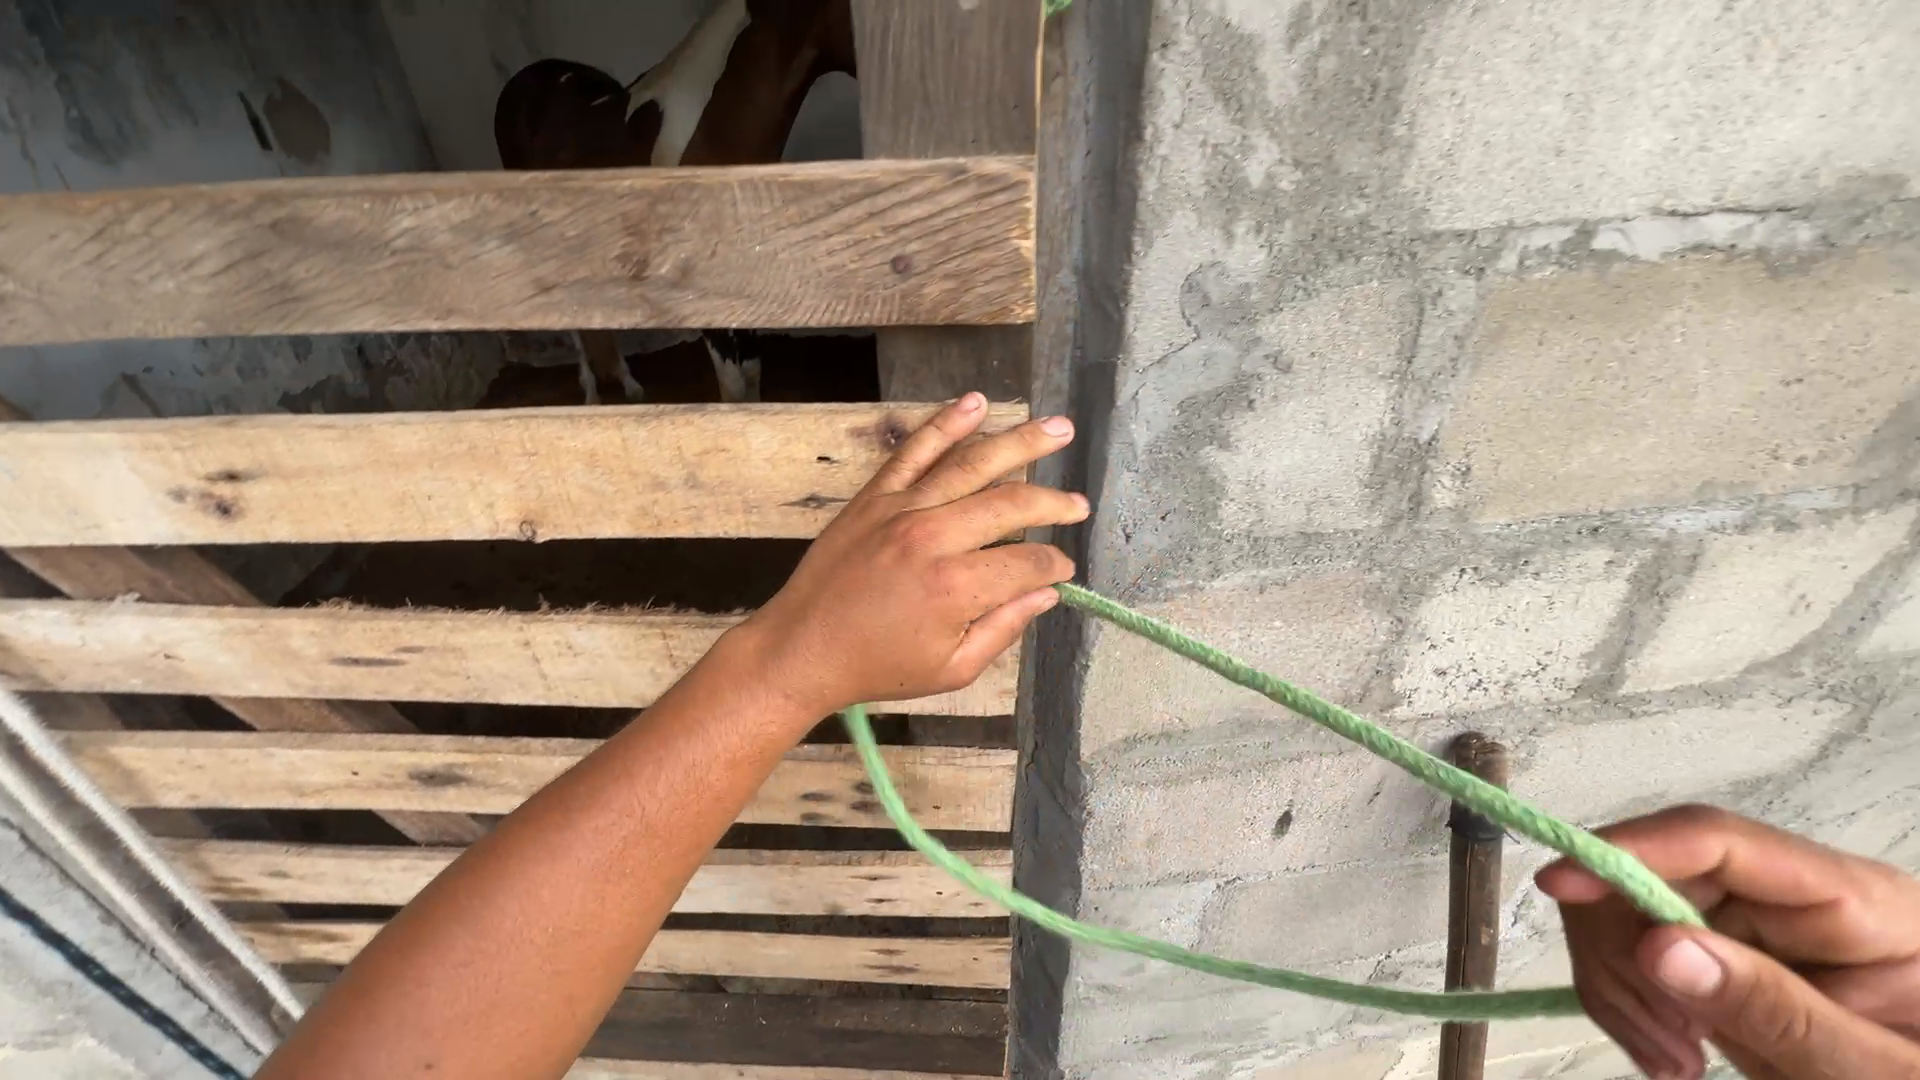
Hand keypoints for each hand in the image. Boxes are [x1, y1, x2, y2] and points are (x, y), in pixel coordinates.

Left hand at [734, 392, 1085, 720]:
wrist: (802, 647)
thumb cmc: (879, 666)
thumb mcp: (952, 670)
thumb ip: (1005, 629)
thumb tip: (1047, 593)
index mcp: (955, 587)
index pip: (1027, 561)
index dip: (1054, 564)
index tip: (1063, 568)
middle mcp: (933, 537)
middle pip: (1011, 503)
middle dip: (1054, 503)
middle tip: (1080, 505)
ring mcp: (902, 508)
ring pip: (973, 463)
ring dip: (1022, 442)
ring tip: (1061, 428)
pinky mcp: (875, 495)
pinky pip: (916, 450)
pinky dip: (946, 424)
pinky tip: (976, 403)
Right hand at [1536, 805, 1919, 1078]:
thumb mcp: (1891, 1076)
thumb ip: (1787, 1014)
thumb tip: (1657, 947)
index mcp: (1853, 901)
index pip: (1714, 840)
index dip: (1628, 851)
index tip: (1557, 888)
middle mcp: (1780, 895)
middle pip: (1646, 876)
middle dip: (1624, 951)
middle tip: (1662, 1040)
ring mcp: (1739, 926)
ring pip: (1615, 913)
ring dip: (1616, 984)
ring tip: (1671, 1062)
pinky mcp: (1704, 957)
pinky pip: (1619, 954)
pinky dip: (1618, 1003)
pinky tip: (1664, 1056)